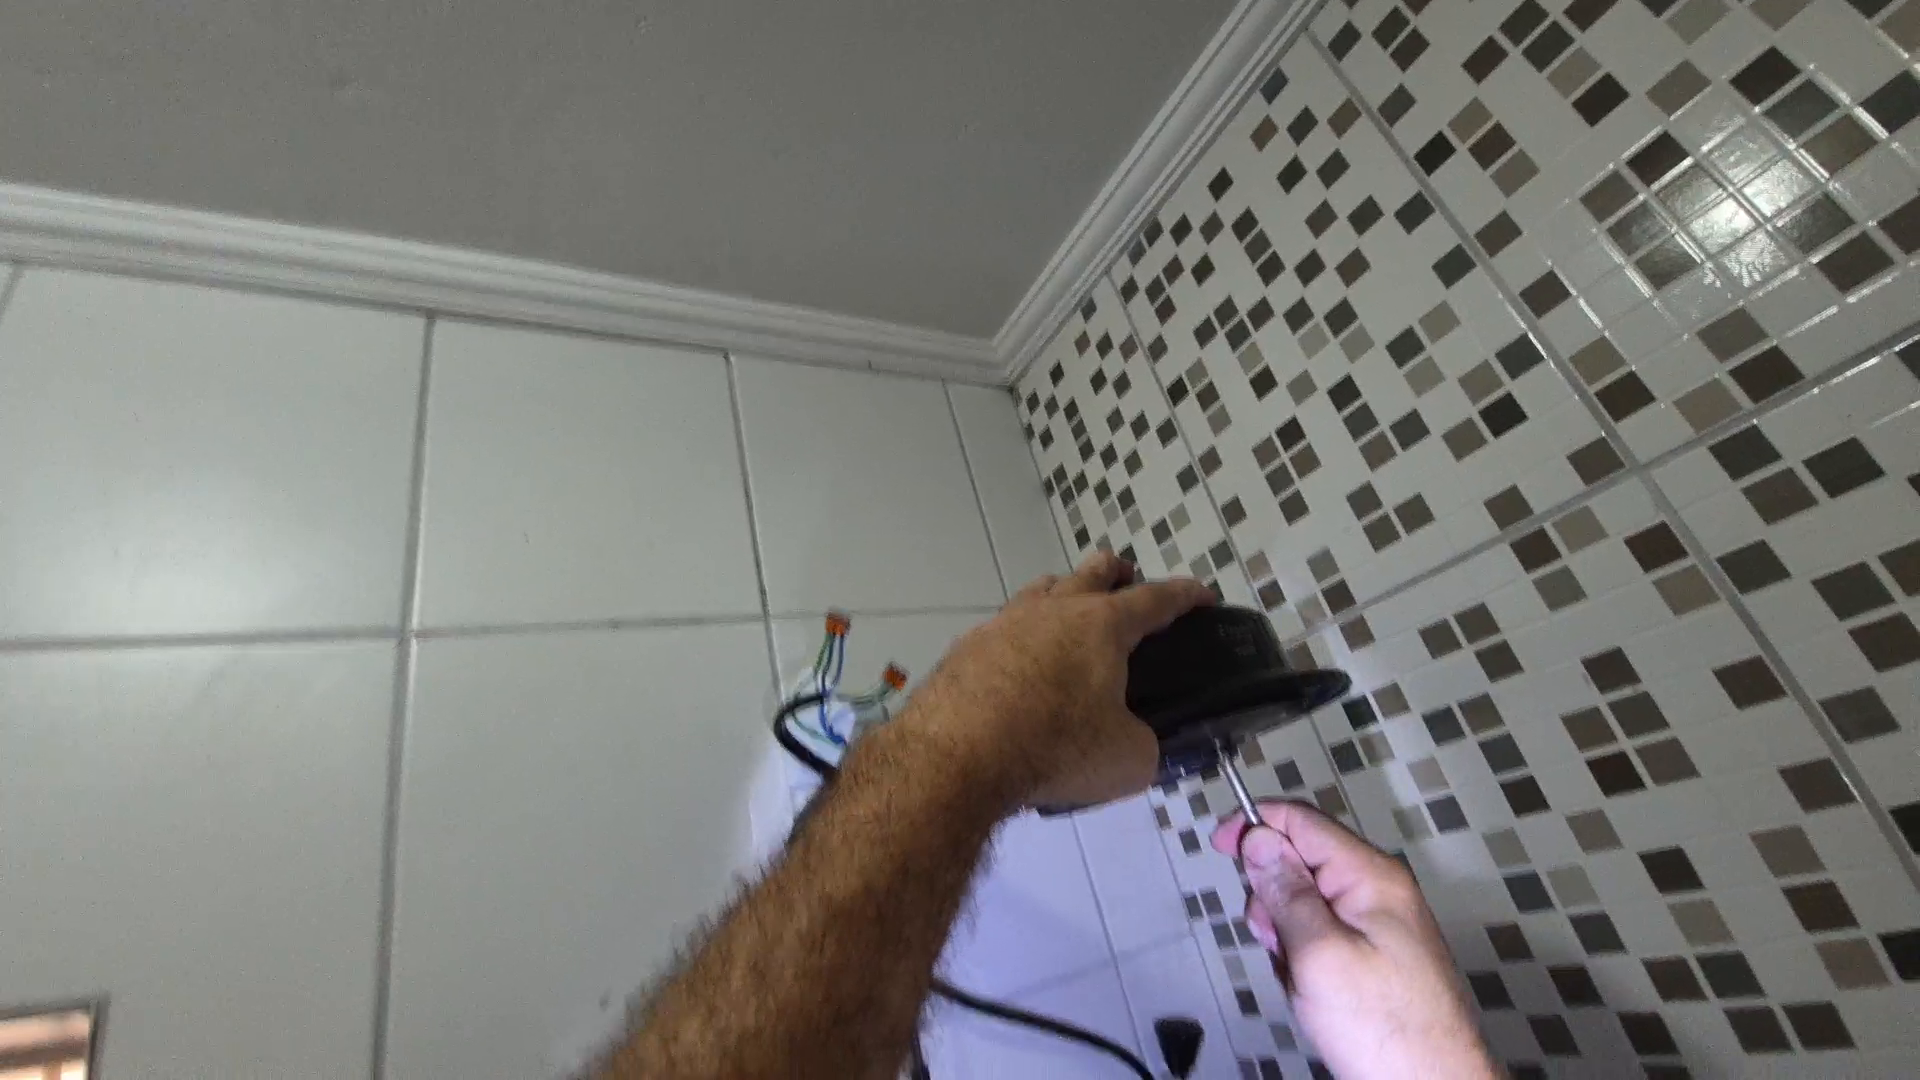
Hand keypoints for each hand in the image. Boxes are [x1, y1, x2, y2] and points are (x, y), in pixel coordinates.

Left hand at [906, 552, 1211, 809]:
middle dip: (1119, 573)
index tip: (1202, 594)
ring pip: (1042, 590)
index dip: (1185, 595)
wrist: (956, 755)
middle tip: (1129, 587)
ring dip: (1065, 596)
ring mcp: (1004, 621)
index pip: (1156, 599)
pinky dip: (1023, 638)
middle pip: (1093, 570)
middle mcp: (1053, 610)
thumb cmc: (1055, 748)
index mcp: (1102, 625)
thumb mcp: (1128, 758)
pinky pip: (1005, 628)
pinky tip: (1019, 668)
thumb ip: (1143, 741)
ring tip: (1071, 621)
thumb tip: (1132, 737)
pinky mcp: (968, 645)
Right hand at [1212, 801, 1496, 1079]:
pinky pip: (1318, 927)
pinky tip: (1309, 983)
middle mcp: (1375, 886)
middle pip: (1298, 857)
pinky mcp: (1374, 949)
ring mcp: (1376, 919)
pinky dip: (1300, 949)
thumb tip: (1258, 835)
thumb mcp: (1319, 953)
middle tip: (1273, 939)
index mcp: (1368, 874)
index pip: (1299, 820)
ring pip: (1302, 896)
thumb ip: (1285, 890)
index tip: (1219, 847)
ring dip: (1284, 928)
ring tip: (1296, 972)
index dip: (1253, 824)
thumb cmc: (1379, 1026)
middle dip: (1270, 892)